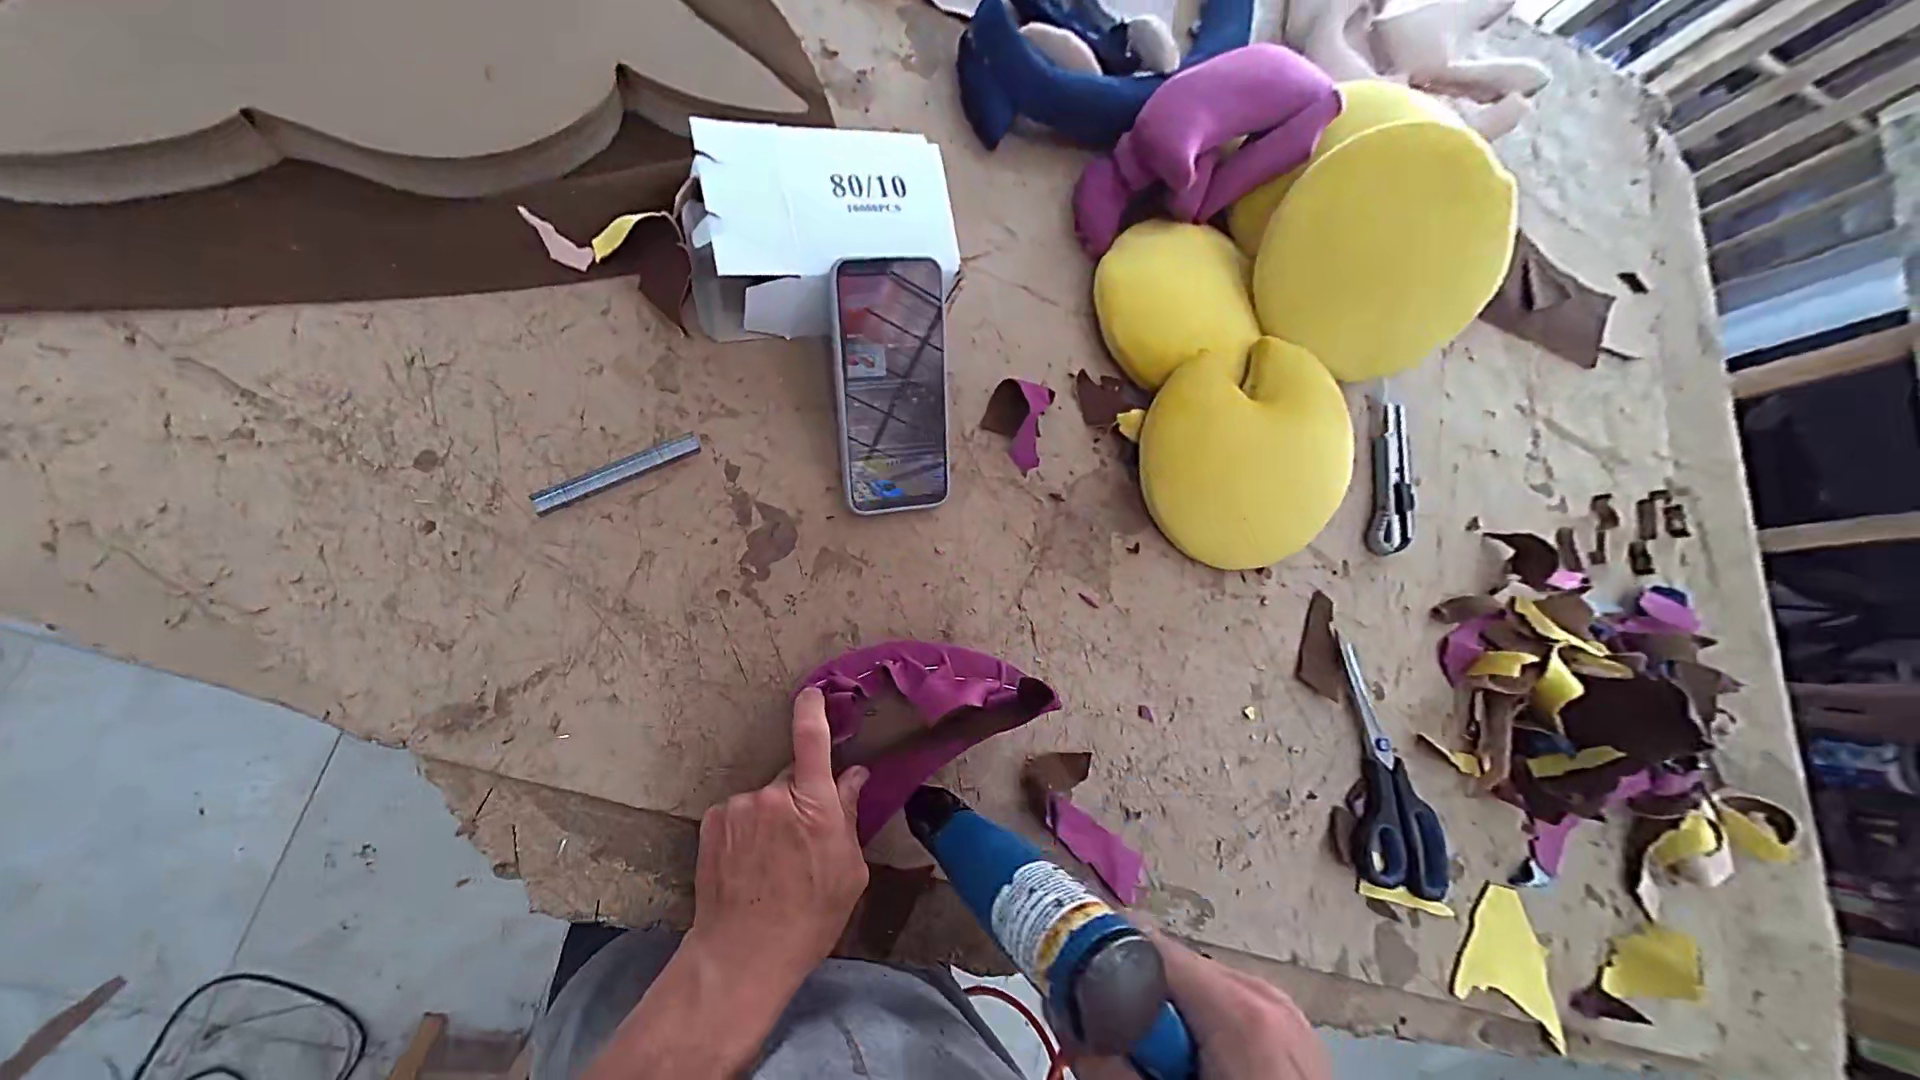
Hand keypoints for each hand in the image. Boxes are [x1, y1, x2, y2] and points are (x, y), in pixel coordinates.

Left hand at [687, 687, 870, 991]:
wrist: (742, 955)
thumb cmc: (809, 916)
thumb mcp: (849, 869)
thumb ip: (849, 814)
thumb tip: (854, 775)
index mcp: (814, 804)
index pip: (812, 740)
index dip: (813, 710)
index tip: (812, 694)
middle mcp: (772, 796)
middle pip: (790, 778)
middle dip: (799, 797)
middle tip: (802, 838)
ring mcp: (738, 808)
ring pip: (764, 798)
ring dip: (771, 815)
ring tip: (772, 860)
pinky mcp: (712, 822)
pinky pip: (739, 812)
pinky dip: (746, 827)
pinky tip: (748, 862)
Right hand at [1072, 932, 1327, 1079]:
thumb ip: (1108, 1065)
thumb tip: (1063, 1016)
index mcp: (1240, 1010)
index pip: (1150, 944)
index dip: (1109, 958)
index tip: (1081, 984)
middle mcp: (1264, 993)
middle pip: (1173, 965)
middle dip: (1142, 999)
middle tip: (1131, 1049)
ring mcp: (1284, 1008)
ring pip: (1198, 983)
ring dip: (1173, 1015)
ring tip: (1172, 1066)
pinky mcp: (1293, 1026)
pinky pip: (1228, 1003)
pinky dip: (1205, 1025)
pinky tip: (1203, 1066)